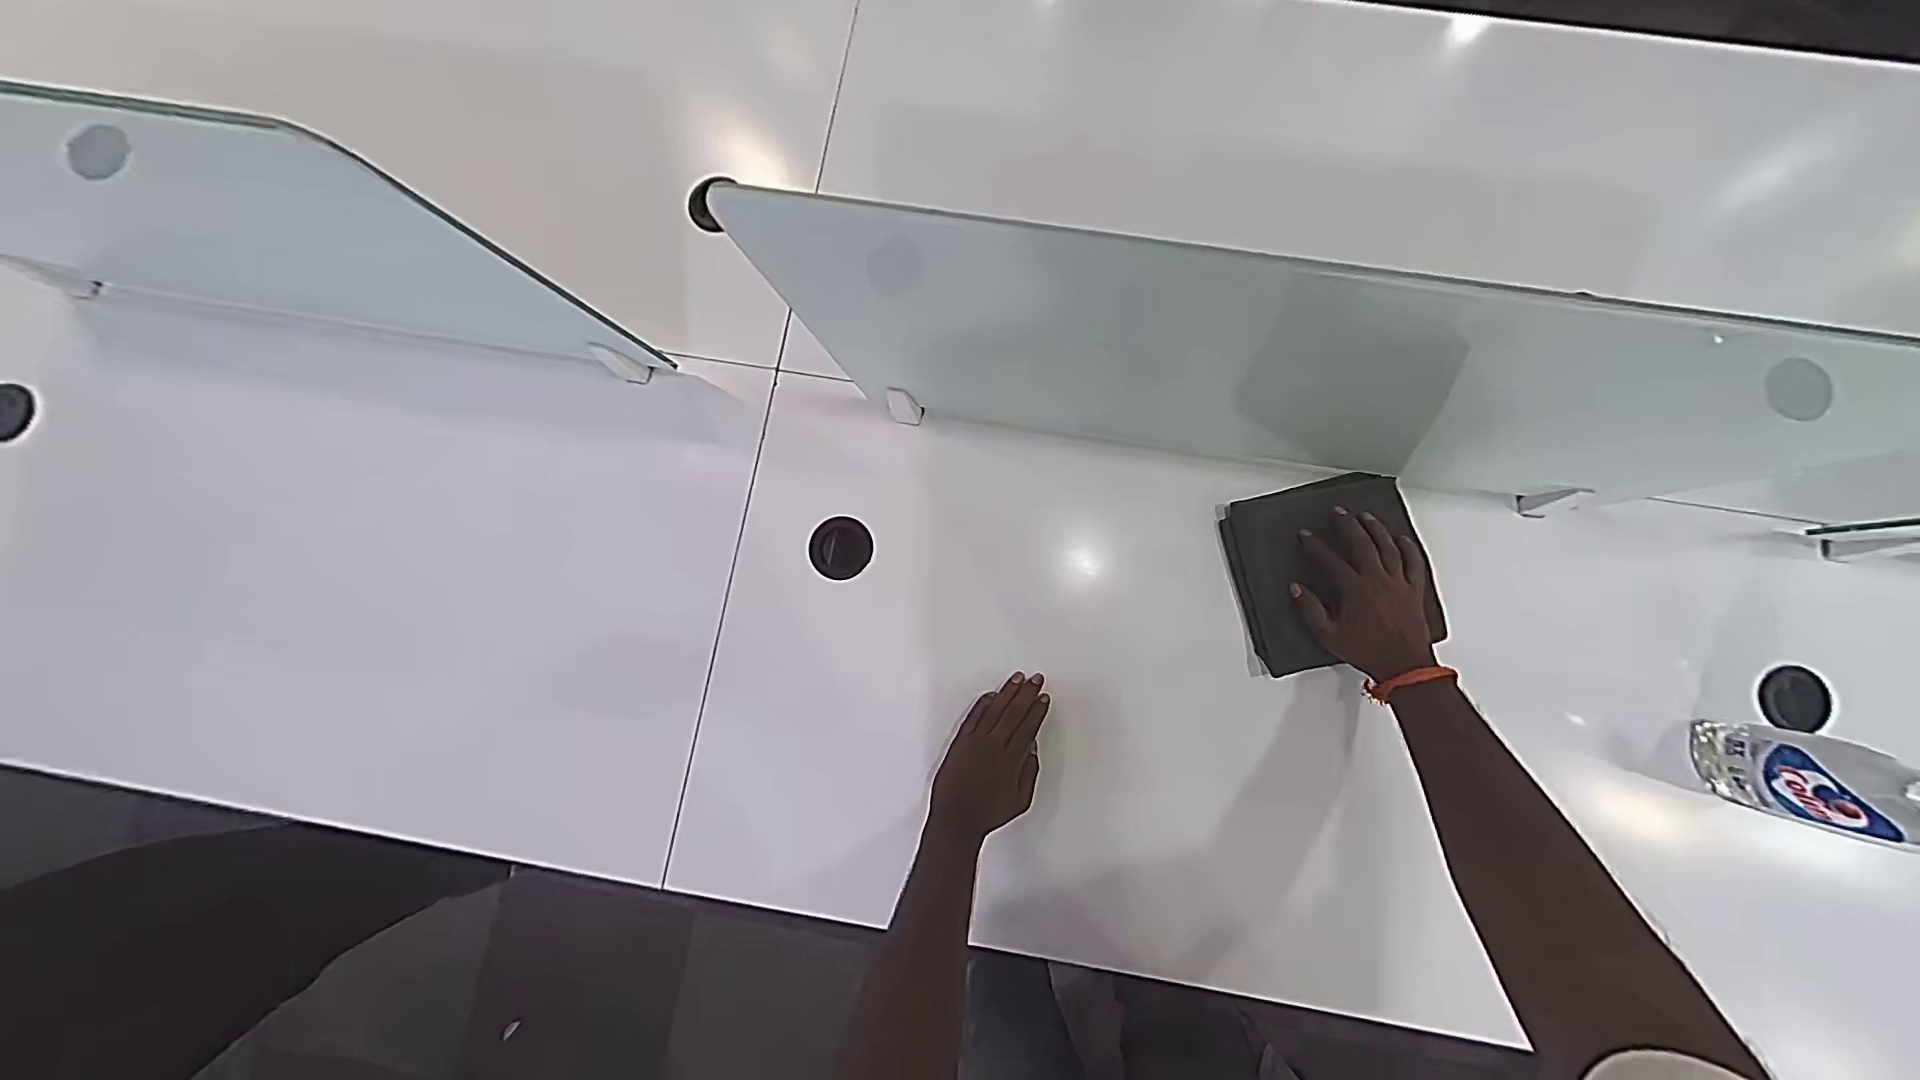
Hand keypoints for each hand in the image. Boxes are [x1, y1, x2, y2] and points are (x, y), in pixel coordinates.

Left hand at [928, 672, 1049, 846]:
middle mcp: (993, 746)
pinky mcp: (961, 741)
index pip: (1028, 727)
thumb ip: (1028, 773)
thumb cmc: (986, 813)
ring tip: (1017, 678)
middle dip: (1028, 693)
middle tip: (1036, 679)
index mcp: (1010, 760)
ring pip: (995, 709)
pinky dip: (983, 703)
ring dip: (1008, 692)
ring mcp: (975, 741)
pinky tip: (991, 694)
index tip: (1044, 698)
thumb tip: (1031, 750)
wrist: (955, 818)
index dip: (1037, 710)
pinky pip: (974, 716)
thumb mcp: (1020, 800)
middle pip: (1014, 713)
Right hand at [1292, 508, 1437, 681]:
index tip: (1306, 536)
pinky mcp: (1414, 590)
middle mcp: (1378, 581)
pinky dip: (1408, 547)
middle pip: (1361, 544)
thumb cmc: (1369, 651)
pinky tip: (1401, 538)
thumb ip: (1311, 609)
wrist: (1405, 665)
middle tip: (1338, 513)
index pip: (1330, 560)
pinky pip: (1414, 562)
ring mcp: (1399, 584)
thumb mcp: (1328, 635)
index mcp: (1355, 590)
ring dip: (1375, 529)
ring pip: (1388, 547)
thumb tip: (1298, 590)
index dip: (1315, 546)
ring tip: (1366, 516)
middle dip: (1347, 525)